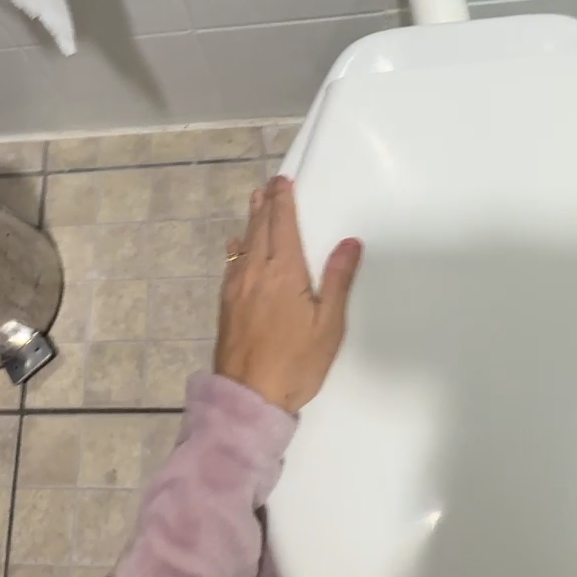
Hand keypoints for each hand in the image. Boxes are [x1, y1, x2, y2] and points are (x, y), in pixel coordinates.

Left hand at [214, 176, 362, 412]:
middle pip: (260, 228)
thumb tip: (350, 242)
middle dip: (265, 204)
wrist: (249, 395)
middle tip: (268, 184)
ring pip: (244, 243)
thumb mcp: (329, 325)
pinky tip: (236, 245)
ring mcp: (236, 286)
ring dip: (251, 220)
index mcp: (284, 272)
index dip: (283, 201)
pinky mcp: (226, 302)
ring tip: (255, 202)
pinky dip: (237, 247)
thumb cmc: (296, 361)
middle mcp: (256, 271)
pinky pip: (233, 263)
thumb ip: (338, 280)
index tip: (282, 181)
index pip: (282, 225)